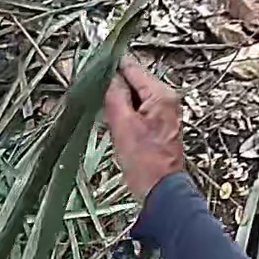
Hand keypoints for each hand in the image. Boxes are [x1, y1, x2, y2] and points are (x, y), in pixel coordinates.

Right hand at [100, 61, 184, 202]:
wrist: (159, 190)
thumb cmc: (145, 162)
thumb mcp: (122, 124)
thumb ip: (115, 96)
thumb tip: (108, 76)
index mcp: (161, 95)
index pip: (132, 69)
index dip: (111, 67)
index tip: (92, 67)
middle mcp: (166, 101)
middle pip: (133, 83)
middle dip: (113, 89)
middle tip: (94, 97)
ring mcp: (163, 114)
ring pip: (133, 98)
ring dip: (116, 104)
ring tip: (104, 117)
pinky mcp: (157, 127)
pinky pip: (136, 113)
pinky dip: (123, 116)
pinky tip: (114, 128)